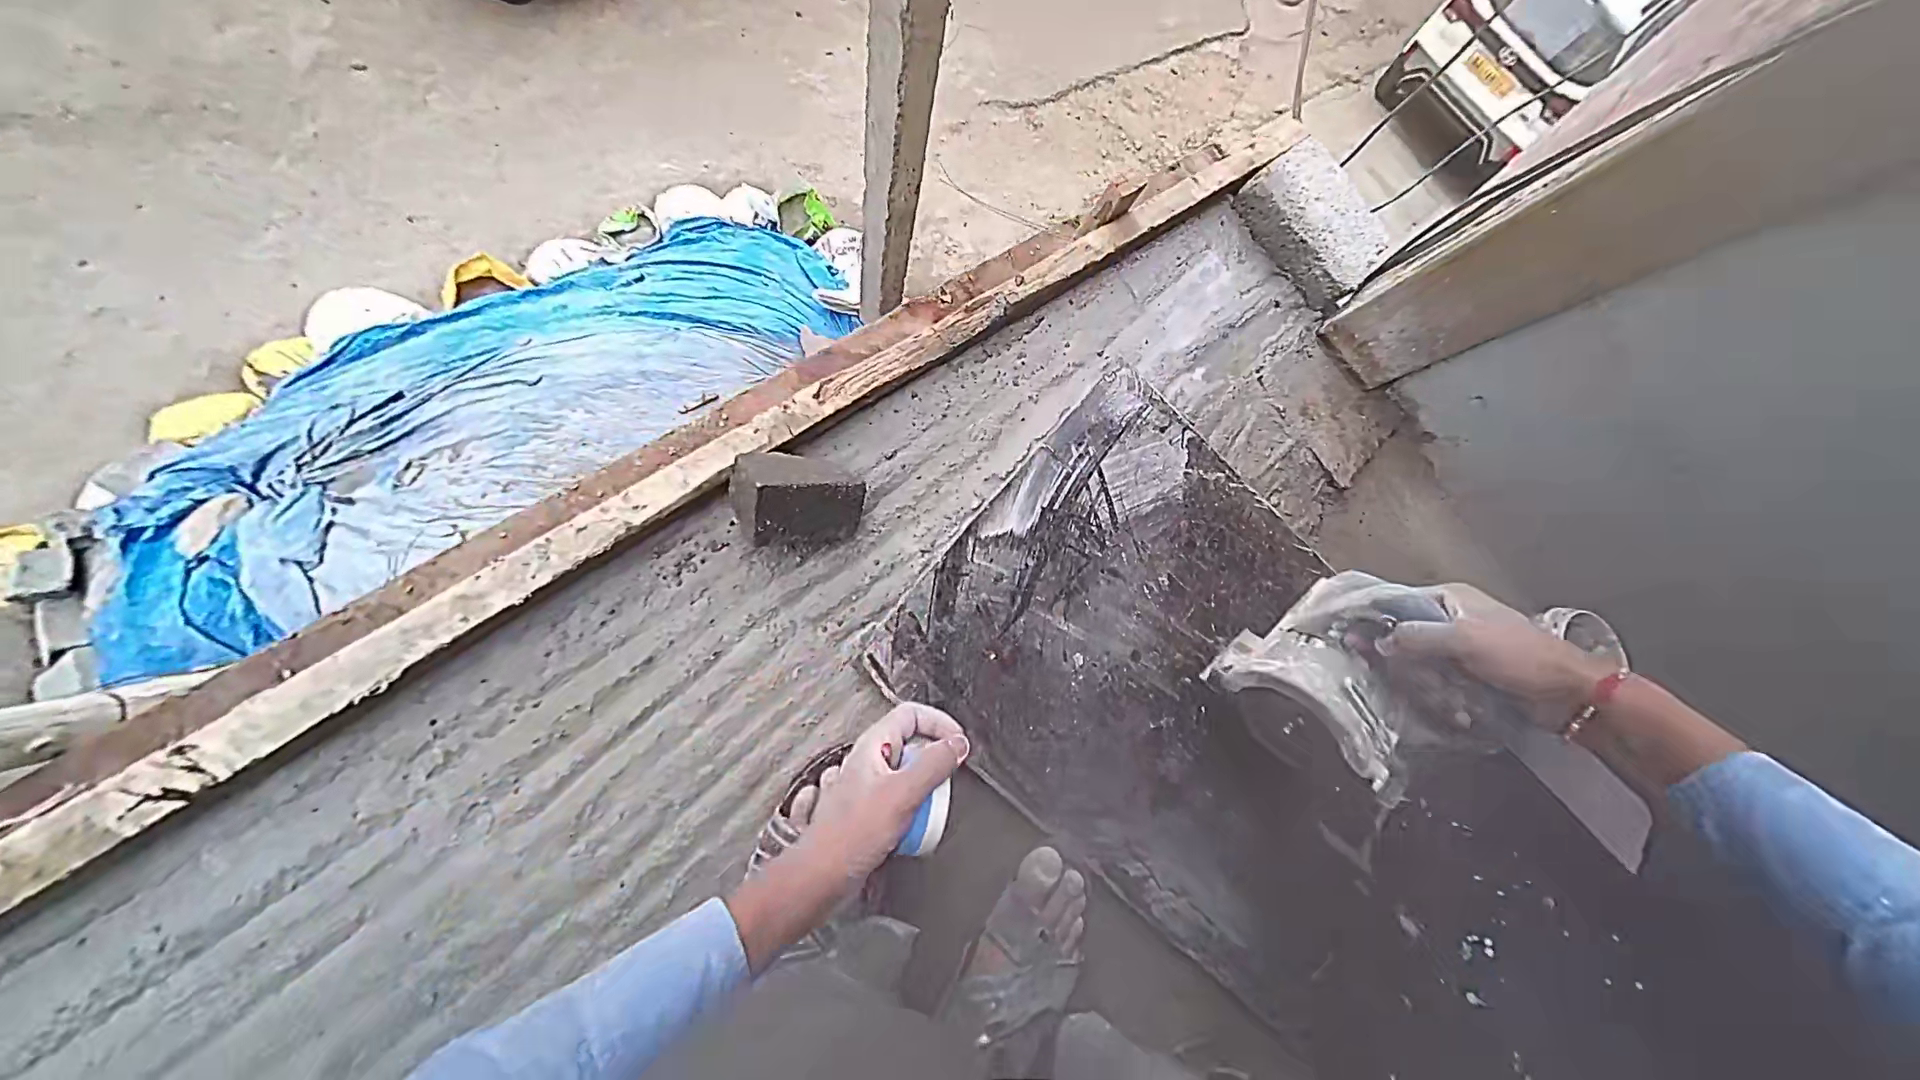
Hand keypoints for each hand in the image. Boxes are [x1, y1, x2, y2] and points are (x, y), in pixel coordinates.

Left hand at [799, 702, 969, 883]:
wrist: (822, 878)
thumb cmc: (851, 836)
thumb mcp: (903, 794)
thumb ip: (934, 765)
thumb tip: (958, 743)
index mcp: (871, 745)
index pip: (912, 714)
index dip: (939, 723)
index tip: (958, 743)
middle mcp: (867, 761)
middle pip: (912, 745)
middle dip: (933, 764)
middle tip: (940, 786)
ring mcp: (866, 786)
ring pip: (906, 774)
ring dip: (923, 790)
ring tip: (921, 813)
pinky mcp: (867, 811)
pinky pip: (898, 799)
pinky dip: (910, 810)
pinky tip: (907, 829)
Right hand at [1379, 583, 1613, 713]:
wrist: (1572, 696)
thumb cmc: (1523, 658)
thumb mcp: (1465, 640)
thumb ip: (1416, 635)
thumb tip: (1378, 641)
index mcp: (1449, 599)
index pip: (1394, 602)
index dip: (1374, 622)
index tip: (1356, 641)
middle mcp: (1449, 618)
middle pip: (1402, 637)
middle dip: (1411, 665)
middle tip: (1424, 680)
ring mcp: (1457, 647)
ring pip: (1416, 663)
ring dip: (1431, 685)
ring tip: (1453, 698)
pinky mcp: (1464, 672)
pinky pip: (1434, 680)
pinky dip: (1442, 695)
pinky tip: (1459, 705)